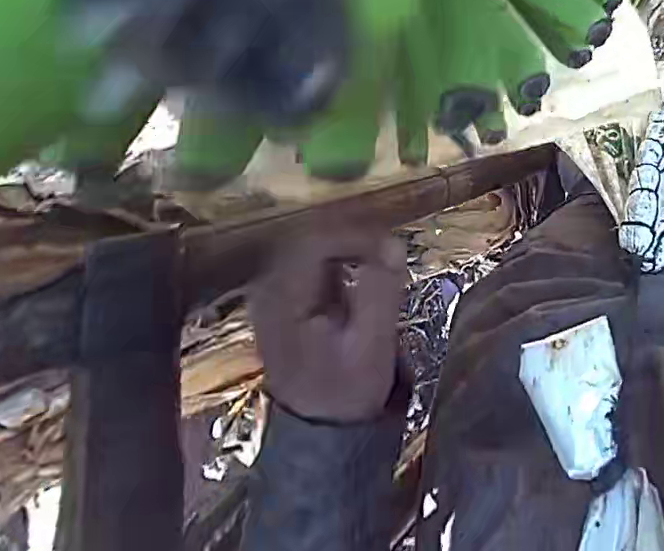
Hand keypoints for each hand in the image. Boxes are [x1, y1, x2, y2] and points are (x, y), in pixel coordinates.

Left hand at [249, 226, 405, 422]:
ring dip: (350, 238)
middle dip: (355, 231)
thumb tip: (393, 243)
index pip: (316, 240)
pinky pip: (315, 257)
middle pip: (313, 234)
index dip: (355, 233)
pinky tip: (366, 259)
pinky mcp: (288, 294)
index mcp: (282, 297)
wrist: (318, 433)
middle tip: (390, 241)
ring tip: (383, 248)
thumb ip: (380, 292)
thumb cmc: (345, 391)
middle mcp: (271, 286)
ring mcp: (276, 289)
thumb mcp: (370, 346)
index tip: (389, 244)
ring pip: (314, 241)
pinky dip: (342, 252)